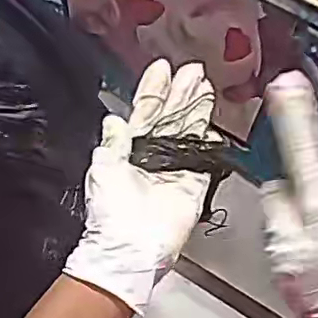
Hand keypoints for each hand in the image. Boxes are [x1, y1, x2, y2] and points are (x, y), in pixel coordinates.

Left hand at [62, 59, 216, 313]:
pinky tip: (213, 125)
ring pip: (187, 133)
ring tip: (204, 84)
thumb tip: (114, 120)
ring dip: (196, 109)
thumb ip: (113, 143)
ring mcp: (173, 172)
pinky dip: (208, 142)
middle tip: (193, 71)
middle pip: (170, 119)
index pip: (143, 114)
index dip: (153, 91)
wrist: (129, 247)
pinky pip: (203, 159)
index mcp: (128, 153)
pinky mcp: (192, 186)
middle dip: (180, 94)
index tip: (162, 69)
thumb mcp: (103, 170)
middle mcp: (151, 160)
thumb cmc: (110, 214)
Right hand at [261, 71, 317, 317]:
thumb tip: (276, 187)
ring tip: (308, 266)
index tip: (285, 82)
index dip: (291, 115)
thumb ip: (275, 211)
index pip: (301, 147)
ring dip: (306, 228)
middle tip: (289, 246)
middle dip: (290, 205)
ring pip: (316, 207)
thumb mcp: (283, 252)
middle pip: (304, 184)